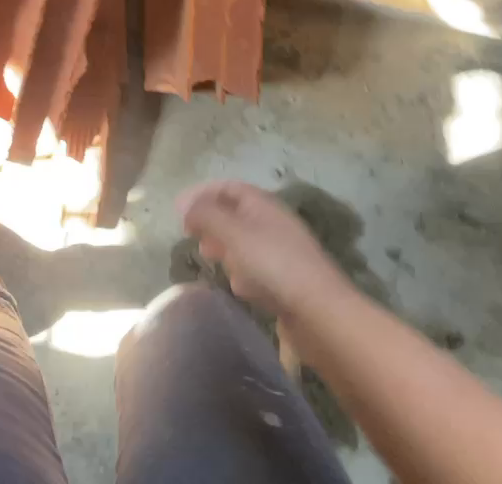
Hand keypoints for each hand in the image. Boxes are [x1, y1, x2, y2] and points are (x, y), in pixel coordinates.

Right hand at [177, 180, 350, 318]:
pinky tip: (240, 288)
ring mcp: (282, 254)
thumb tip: (184, 204)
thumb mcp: (232, 233)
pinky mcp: (287, 281)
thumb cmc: (273, 265)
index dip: (202, 194)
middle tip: (192, 236)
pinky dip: (243, 274)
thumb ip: (204, 215)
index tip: (179, 210)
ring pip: (244, 243)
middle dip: (211, 223)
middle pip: (235, 215)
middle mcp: (274, 225)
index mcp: (263, 206)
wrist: (322, 314)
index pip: (228, 188)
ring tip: (211, 261)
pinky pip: (257, 269)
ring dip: (225, 250)